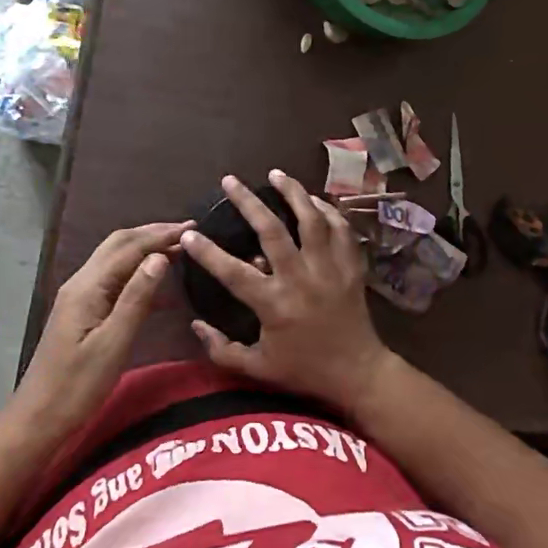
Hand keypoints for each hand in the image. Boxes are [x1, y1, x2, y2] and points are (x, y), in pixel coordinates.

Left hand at [14, 221, 190, 433]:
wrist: (39, 417)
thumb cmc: (78, 385)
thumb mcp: (113, 343)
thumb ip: (137, 298)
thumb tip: (160, 257)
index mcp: (88, 287)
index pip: (128, 247)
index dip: (160, 235)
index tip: (192, 228)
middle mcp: (81, 283)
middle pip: (119, 245)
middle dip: (153, 234)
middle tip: (188, 233)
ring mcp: (80, 297)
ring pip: (116, 260)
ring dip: (146, 250)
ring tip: (179, 251)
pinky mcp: (82, 312)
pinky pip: (114, 281)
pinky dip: (138, 274)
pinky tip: (160, 286)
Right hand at [182, 171, 397, 413]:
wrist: (359, 372)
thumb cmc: (305, 370)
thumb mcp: (258, 368)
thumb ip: (222, 349)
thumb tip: (196, 325)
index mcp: (274, 303)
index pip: (233, 272)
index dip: (207, 252)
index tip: (188, 234)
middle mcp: (301, 278)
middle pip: (272, 230)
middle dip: (248, 202)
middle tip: (231, 181)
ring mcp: (329, 268)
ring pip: (311, 220)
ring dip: (293, 193)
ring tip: (276, 174)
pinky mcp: (351, 266)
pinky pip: (341, 229)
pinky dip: (327, 210)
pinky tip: (313, 199)